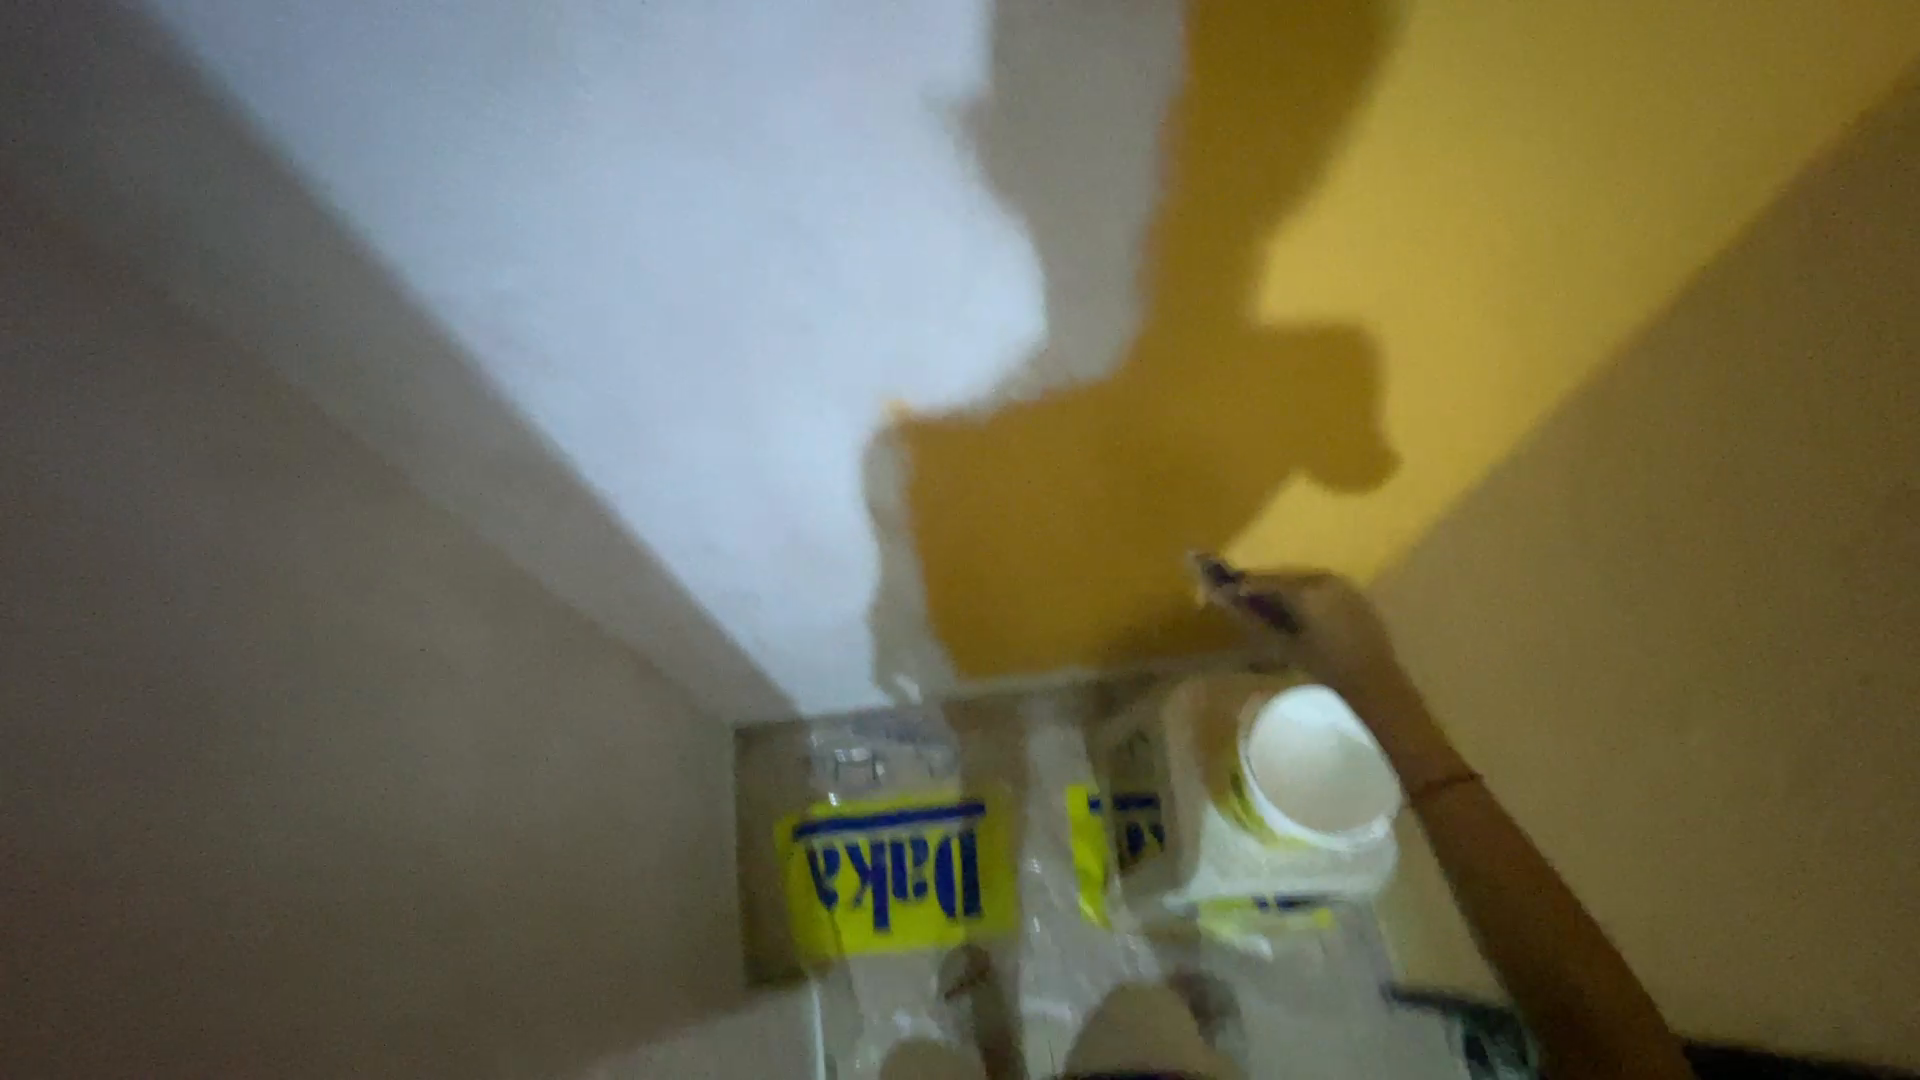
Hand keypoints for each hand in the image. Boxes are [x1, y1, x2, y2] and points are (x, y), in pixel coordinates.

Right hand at [1206, 569, 1404, 698]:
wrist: (1374, 679)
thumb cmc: (1324, 665)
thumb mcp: (1283, 644)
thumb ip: (1255, 618)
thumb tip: (1228, 600)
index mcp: (1305, 590)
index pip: (1265, 581)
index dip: (1243, 586)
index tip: (1225, 590)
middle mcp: (1324, 579)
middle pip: (1284, 578)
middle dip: (1263, 587)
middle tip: (1245, 597)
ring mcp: (1343, 585)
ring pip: (1303, 581)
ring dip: (1285, 591)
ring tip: (1271, 605)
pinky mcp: (1355, 594)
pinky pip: (1322, 588)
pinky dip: (1306, 596)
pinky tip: (1299, 612)